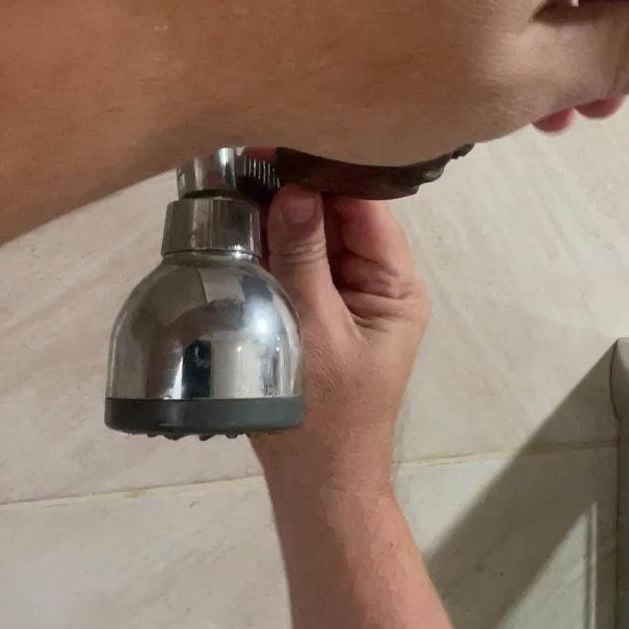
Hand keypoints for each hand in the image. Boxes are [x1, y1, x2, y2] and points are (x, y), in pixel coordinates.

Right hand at [251, 186, 429, 495]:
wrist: (316, 481)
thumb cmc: (326, 415)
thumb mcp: (316, 330)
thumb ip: (304, 259)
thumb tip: (293, 190)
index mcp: (395, 286)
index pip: (367, 210)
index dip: (326, 175)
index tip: (277, 146)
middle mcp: (374, 282)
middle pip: (338, 218)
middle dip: (295, 190)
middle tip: (243, 157)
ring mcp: (343, 295)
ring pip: (312, 237)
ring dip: (277, 215)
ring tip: (232, 180)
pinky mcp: (313, 309)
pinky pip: (294, 264)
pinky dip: (268, 246)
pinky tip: (236, 220)